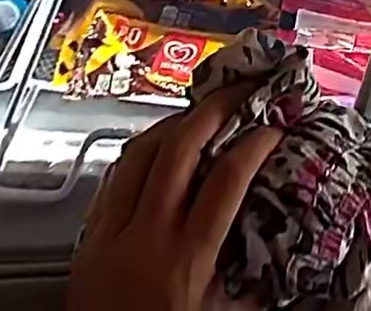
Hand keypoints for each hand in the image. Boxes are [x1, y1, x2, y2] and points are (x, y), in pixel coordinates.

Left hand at [68, 82, 283, 310]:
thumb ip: (249, 279)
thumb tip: (283, 239)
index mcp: (185, 263)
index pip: (226, 180)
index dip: (254, 144)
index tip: (274, 126)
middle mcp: (146, 239)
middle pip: (181, 148)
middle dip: (215, 109)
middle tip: (239, 91)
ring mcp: (111, 235)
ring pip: (141, 152)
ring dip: (175, 122)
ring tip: (199, 111)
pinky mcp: (87, 240)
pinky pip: (113, 175)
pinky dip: (140, 151)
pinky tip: (156, 146)